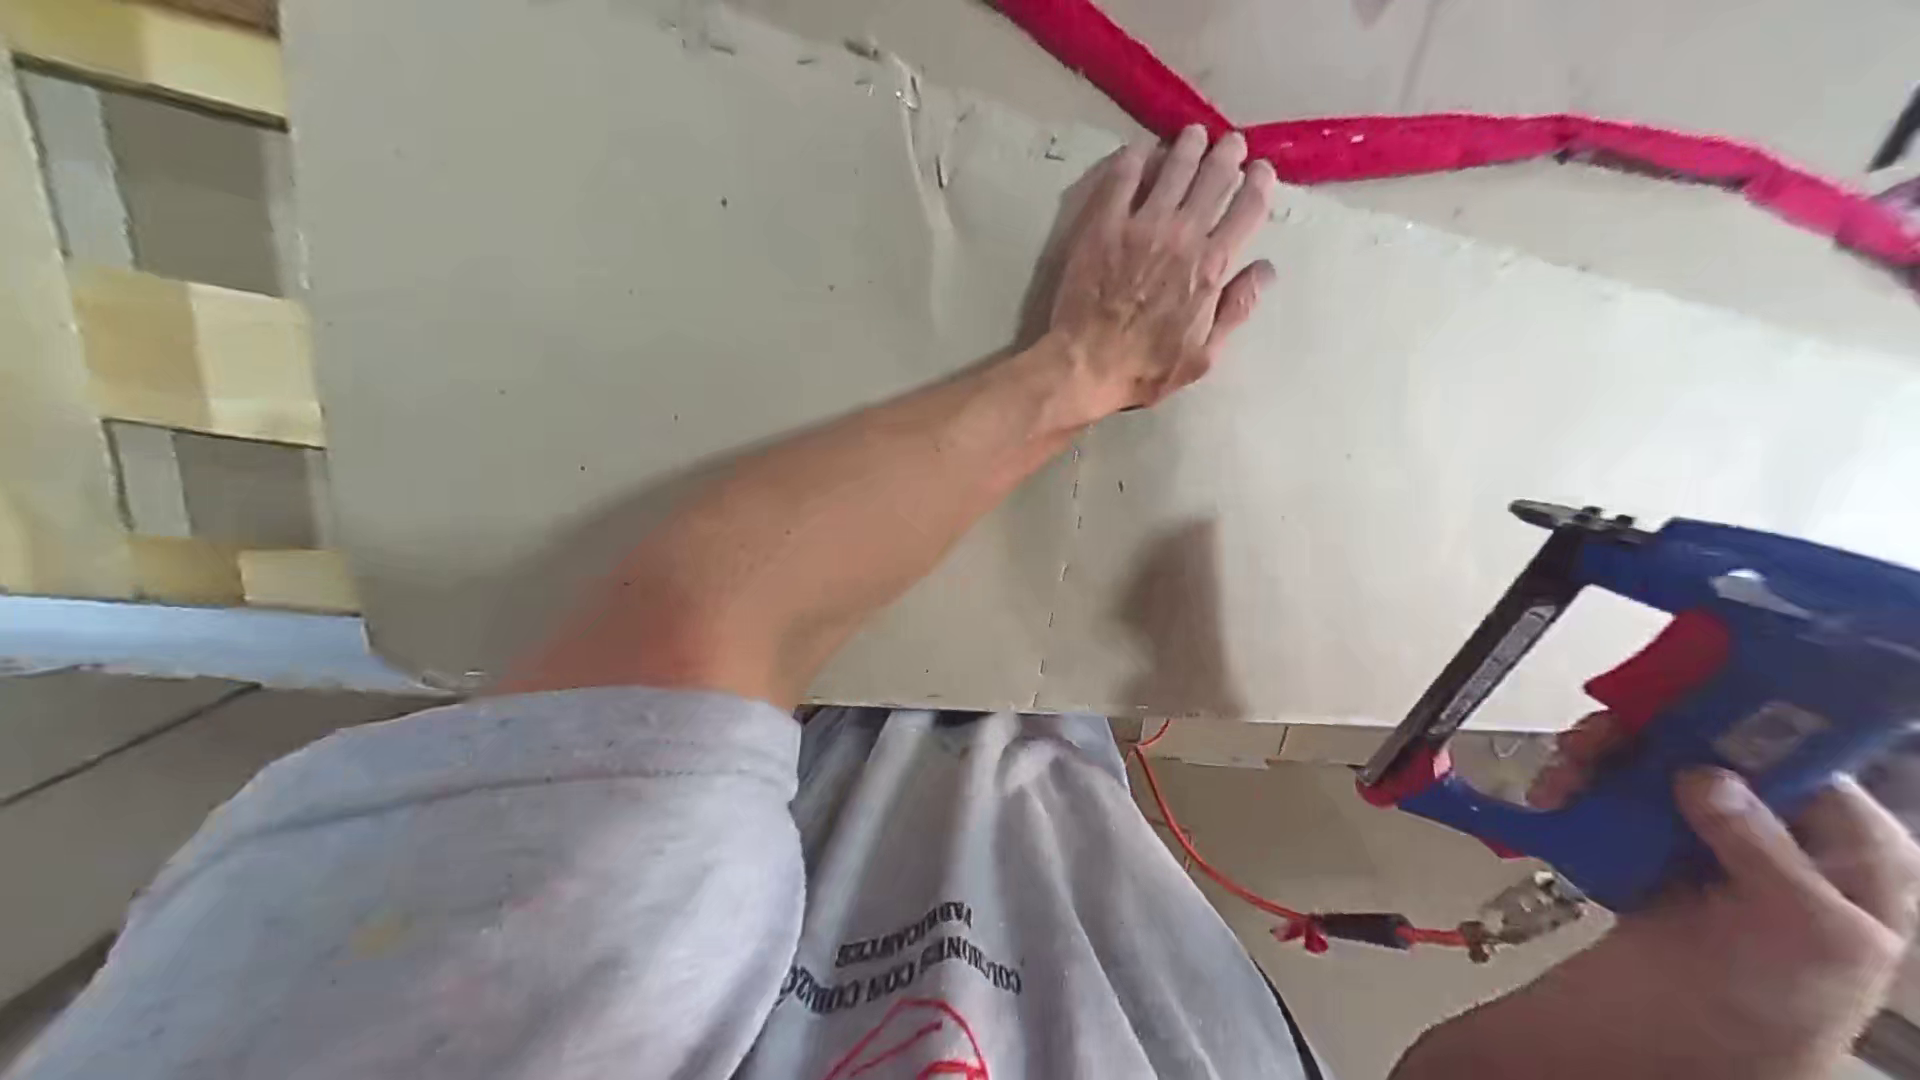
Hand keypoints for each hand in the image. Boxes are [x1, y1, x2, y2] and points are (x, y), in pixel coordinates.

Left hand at [1043, 124, 1277, 421]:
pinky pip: (1122, 177)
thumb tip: (1265, 269)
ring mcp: (1141, 226)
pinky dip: (1135, 158)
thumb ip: (1237, 309)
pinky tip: (1141, 153)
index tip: (1260, 171)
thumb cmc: (1145, 369)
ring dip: (1188, 147)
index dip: (1259, 183)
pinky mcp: (1103, 225)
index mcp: (1212, 266)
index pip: (1248, 208)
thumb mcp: (1203, 355)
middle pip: (1214, 177)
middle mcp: (1183, 235)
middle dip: (1226, 155)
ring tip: (1192, 137)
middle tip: (1228, 145)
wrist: (1085, 364)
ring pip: (1174, 167)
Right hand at [1533, 715, 1919, 1077]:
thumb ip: (1765, 853)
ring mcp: (1696, 819)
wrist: (1694, 1024)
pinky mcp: (1640, 829)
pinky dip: (1572, 782)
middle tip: (1590, 743)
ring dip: (1593, 758)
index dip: (1737, 719)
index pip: (1797, 752)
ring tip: (1560, 779)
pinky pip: (1604, 786)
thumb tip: (1703, 776)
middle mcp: (1766, 813)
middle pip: (1698, 743)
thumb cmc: (1783, 988)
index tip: (1670, 703)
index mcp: (1839, 834)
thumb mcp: (1809, 934)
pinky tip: (1552, 797)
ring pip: (1641, 759)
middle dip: (1637, 737)